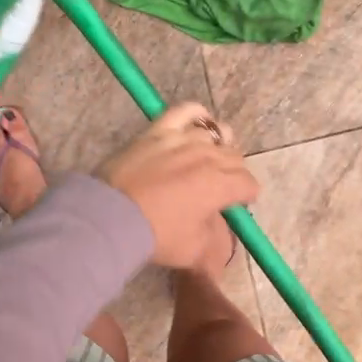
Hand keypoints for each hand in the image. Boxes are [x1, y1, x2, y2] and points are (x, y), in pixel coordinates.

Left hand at [96, 102, 257, 270]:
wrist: (112, 216)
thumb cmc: (157, 235)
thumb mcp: (195, 250)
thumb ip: (216, 236)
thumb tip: (221, 226)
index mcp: (221, 185)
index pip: (248, 184)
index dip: (246, 195)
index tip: (236, 204)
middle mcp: (208, 157)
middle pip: (235, 157)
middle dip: (234, 173)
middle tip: (219, 187)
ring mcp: (183, 140)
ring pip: (214, 134)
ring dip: (217, 148)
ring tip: (206, 160)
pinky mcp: (159, 130)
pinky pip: (185, 111)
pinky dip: (197, 114)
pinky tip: (199, 122)